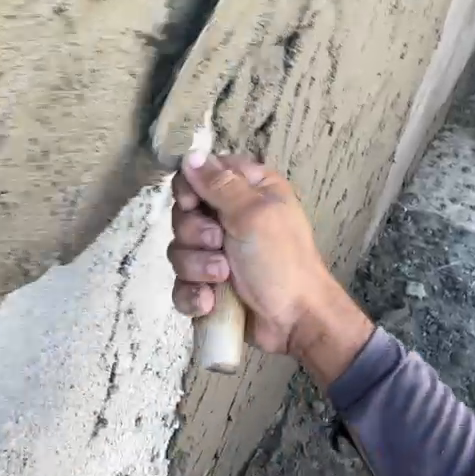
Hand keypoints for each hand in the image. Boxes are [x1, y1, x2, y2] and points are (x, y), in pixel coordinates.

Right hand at [167, 154, 374, 385]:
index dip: (190, 189)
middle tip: (220, 244)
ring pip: (178, 251)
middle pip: (182, 214)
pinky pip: (180, 285)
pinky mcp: (207, 286)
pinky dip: (192, 295)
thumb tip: (190, 154)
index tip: (194, 204)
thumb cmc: (282, 261)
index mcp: (247, 191)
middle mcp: (229, 218)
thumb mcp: (254, 215)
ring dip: (196, 266)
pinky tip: (209, 301)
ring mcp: (216, 255)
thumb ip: (219, 184)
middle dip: (195, 234)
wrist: (296, 321)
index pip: (200, 174)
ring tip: (222, 278)